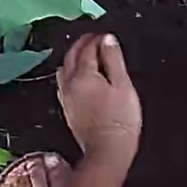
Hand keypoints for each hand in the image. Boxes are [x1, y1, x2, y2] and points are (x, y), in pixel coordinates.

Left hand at [58, 33, 140, 164]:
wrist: (107, 152)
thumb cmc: (120, 120)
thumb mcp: (123, 85)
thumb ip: (114, 60)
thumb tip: (107, 40)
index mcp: (83, 75)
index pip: (87, 48)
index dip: (97, 38)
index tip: (105, 34)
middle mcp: (69, 84)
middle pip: (71, 56)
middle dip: (82, 43)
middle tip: (94, 38)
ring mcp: (66, 97)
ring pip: (64, 68)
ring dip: (74, 57)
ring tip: (86, 53)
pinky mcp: (67, 109)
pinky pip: (63, 83)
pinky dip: (70, 72)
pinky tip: (78, 76)